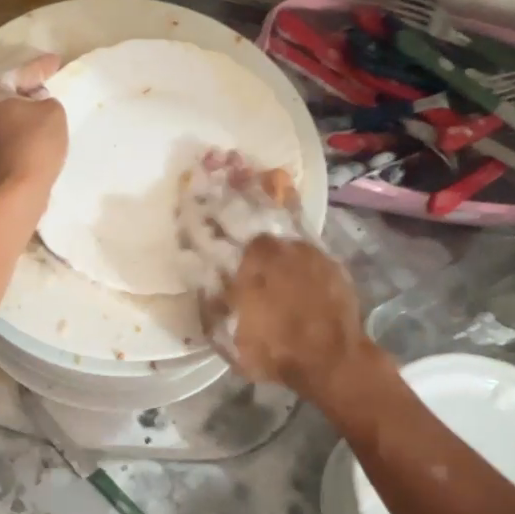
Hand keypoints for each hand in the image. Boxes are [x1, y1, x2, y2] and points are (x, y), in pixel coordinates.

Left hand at [0, 55, 66, 199]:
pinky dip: (13, 135)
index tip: (56, 61)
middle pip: (2, 96)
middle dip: (23, 91)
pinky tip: (28, 137)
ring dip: (17, 115)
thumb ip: (43, 99)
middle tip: (45, 87)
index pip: (18, 74)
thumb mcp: (52, 110)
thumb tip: (34, 104)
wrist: (16, 193)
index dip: (40, 67)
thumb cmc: (34, 143)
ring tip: (39, 113)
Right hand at [180, 151, 375, 394]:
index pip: (204, 231)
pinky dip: (281, 191)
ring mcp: (287, 243)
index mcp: (229, 270)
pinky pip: (293, 210)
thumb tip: (191, 259)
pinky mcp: (312, 244)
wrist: (329, 356)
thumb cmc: (269, 352)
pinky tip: (274, 175)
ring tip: (233, 158)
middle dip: (216, 184)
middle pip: (231, 209)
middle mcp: (255, 249)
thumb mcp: (223, 335)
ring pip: (261, 203)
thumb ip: (206, 295)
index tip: (184, 183)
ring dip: (245, 180)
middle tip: (206, 157)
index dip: (193, 207)